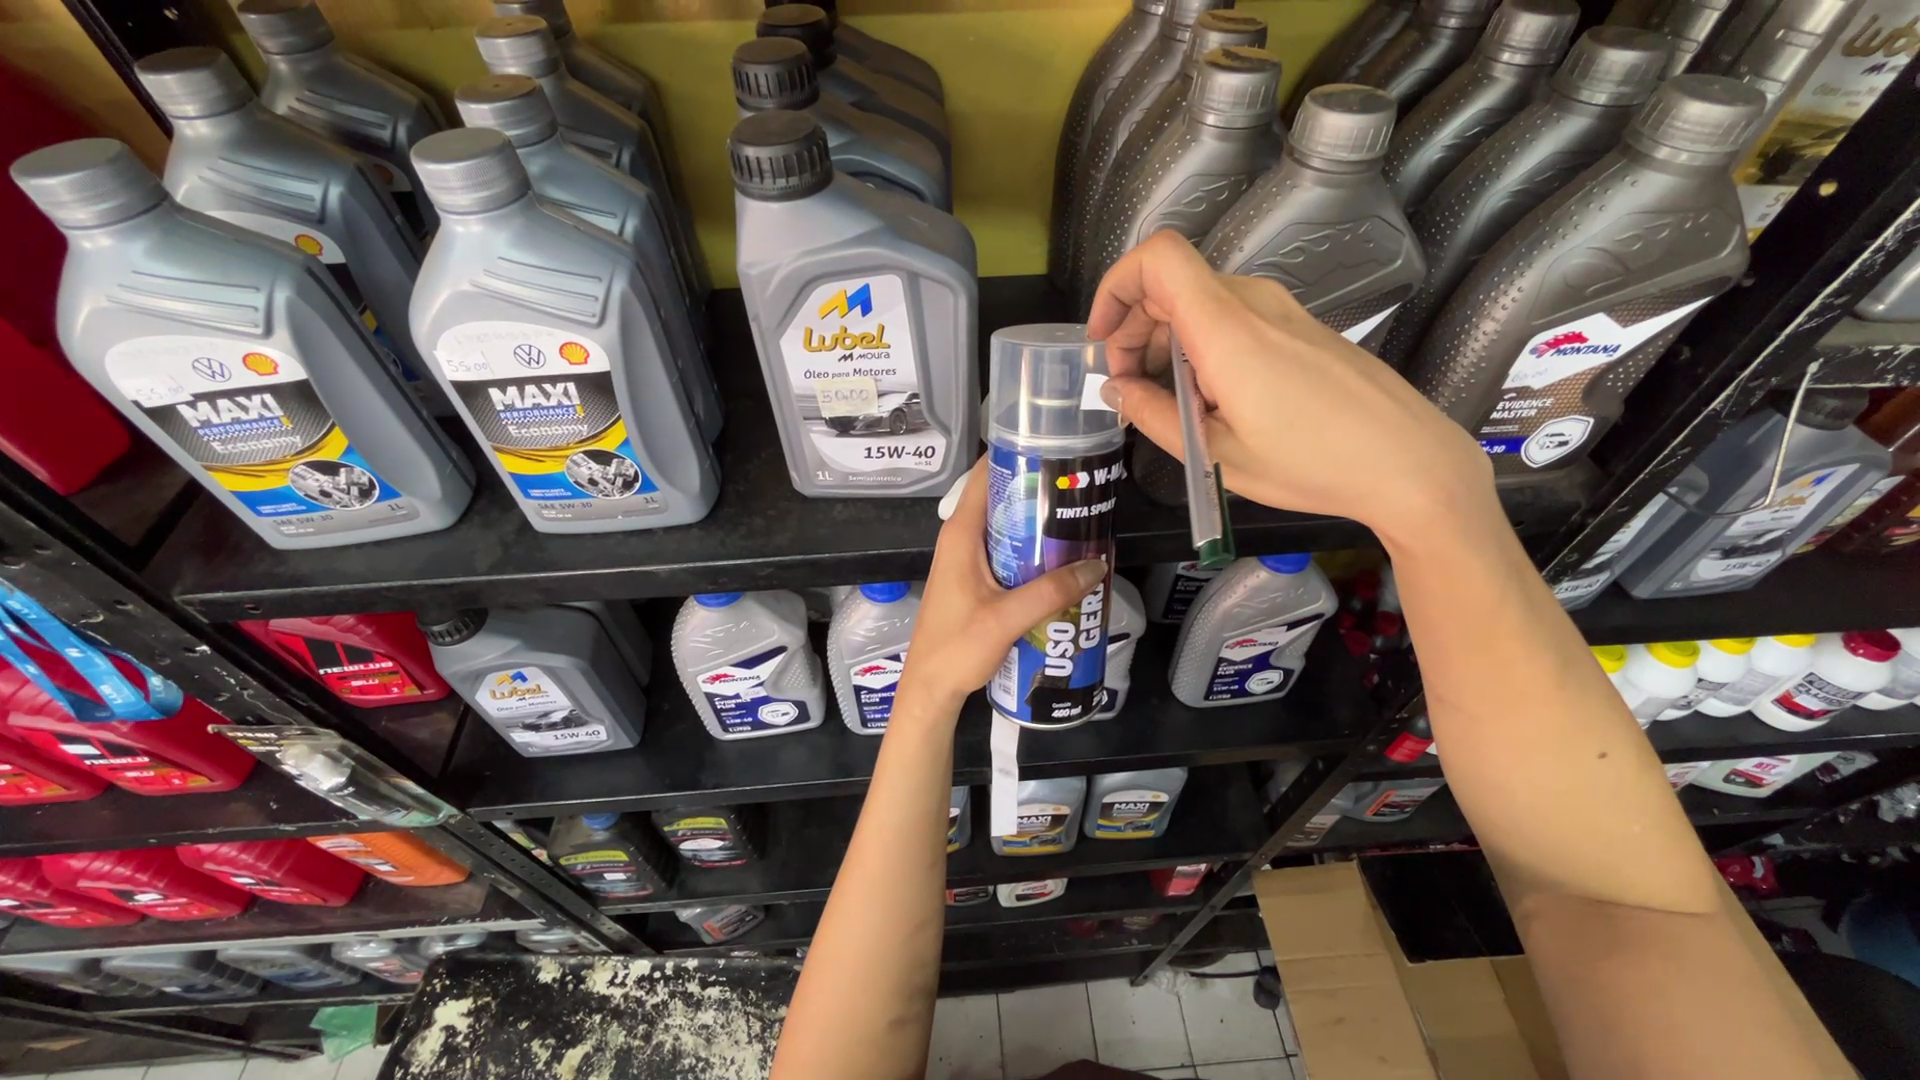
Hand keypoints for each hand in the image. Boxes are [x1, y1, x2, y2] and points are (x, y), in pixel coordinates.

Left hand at [897, 460, 1107, 711]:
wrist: (930, 689)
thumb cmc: (957, 649)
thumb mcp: (1007, 618)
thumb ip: (1051, 591)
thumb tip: (1098, 565)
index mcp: (961, 534)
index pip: (984, 476)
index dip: (1016, 455)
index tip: (1054, 449)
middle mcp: (961, 539)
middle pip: (1001, 499)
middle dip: (1039, 492)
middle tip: (1081, 491)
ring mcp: (966, 560)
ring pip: (1006, 528)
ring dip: (1038, 524)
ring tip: (1079, 521)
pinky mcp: (974, 580)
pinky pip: (1006, 552)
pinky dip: (1031, 550)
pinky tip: (1061, 561)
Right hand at [1087, 231, 1494, 545]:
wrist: (1408, 461)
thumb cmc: (1310, 464)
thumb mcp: (1215, 453)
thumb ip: (1153, 415)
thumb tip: (1115, 389)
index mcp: (1227, 329)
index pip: (1158, 258)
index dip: (1115, 286)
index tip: (1101, 341)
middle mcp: (1253, 303)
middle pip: (1170, 284)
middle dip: (1132, 328)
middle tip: (1127, 389)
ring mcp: (1281, 310)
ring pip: (1199, 302)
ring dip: (1164, 342)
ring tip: (1165, 402)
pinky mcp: (1298, 326)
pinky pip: (1230, 317)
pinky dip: (1198, 346)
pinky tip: (1207, 398)